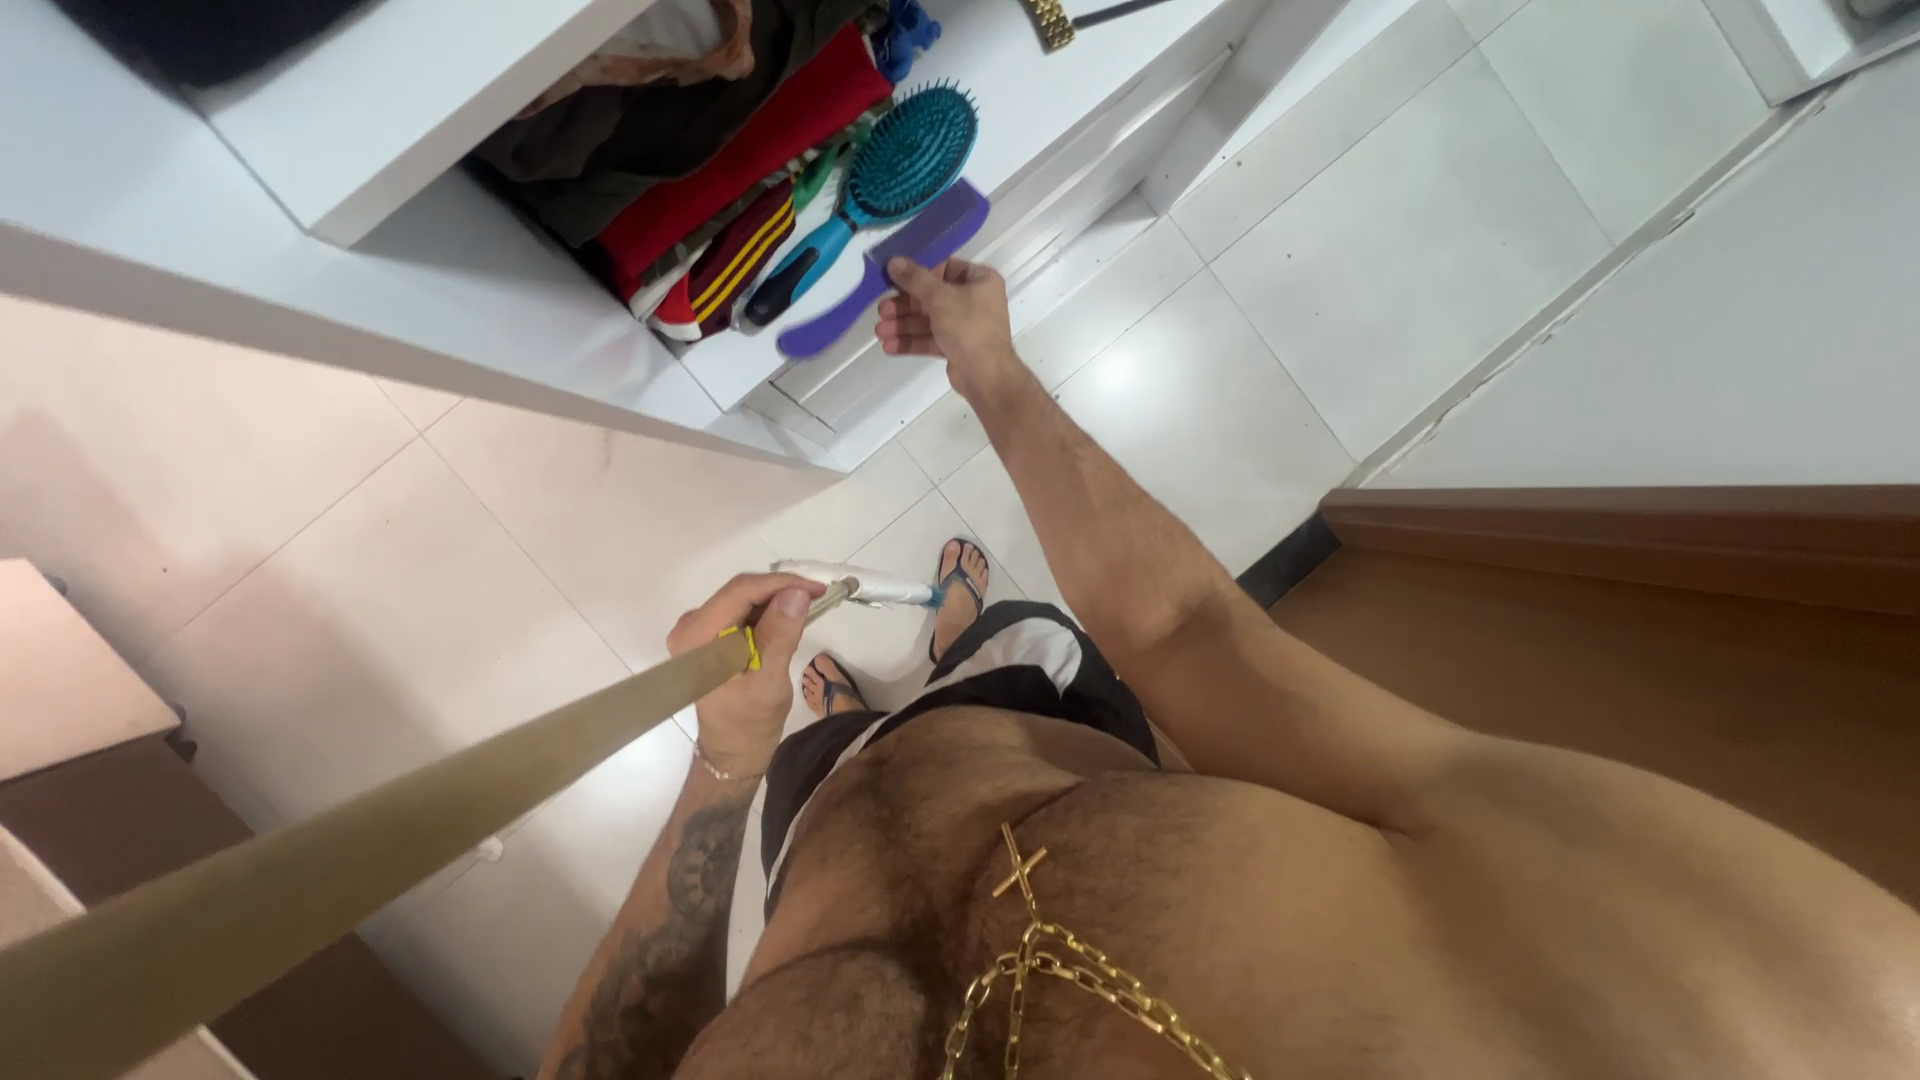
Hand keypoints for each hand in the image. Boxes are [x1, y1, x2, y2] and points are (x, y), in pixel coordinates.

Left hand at [667, 573, 824, 775]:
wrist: (733, 748)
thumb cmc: (750, 721)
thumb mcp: (769, 681)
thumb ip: (779, 635)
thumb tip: (797, 594)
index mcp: (697, 636)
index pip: (741, 591)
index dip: (781, 584)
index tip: (817, 589)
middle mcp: (691, 626)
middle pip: (741, 591)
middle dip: (782, 590)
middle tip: (818, 597)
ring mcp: (699, 630)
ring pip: (745, 598)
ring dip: (778, 600)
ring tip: (809, 609)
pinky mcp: (711, 635)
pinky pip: (743, 611)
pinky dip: (769, 612)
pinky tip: (789, 622)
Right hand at [877, 257, 1022, 401]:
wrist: (986, 375)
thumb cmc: (968, 327)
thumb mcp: (940, 297)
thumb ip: (915, 279)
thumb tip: (894, 261)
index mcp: (980, 280)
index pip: (945, 268)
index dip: (920, 273)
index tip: (895, 278)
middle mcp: (974, 300)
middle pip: (932, 297)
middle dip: (904, 305)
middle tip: (882, 310)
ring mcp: (965, 326)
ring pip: (929, 320)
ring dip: (904, 325)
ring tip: (880, 331)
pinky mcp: (956, 347)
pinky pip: (931, 339)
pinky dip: (911, 342)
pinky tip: (889, 346)